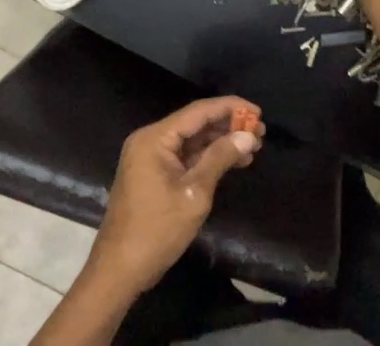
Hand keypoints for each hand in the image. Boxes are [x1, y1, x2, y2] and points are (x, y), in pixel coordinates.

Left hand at [90, 97, 263, 293]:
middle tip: (260, 132)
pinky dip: (208, 157)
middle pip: (196, 123)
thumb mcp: (194, 192)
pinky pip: (185, 156)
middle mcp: (150, 141)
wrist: (119, 271)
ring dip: (221, 142)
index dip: (231, 108)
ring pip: (192, 140)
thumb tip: (248, 136)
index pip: (199, 111)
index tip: (259, 113)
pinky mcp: (153, 174)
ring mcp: (150, 158)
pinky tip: (233, 161)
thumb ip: (220, 158)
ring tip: (253, 147)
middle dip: (229, 126)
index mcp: (155, 139)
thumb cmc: (156, 230)